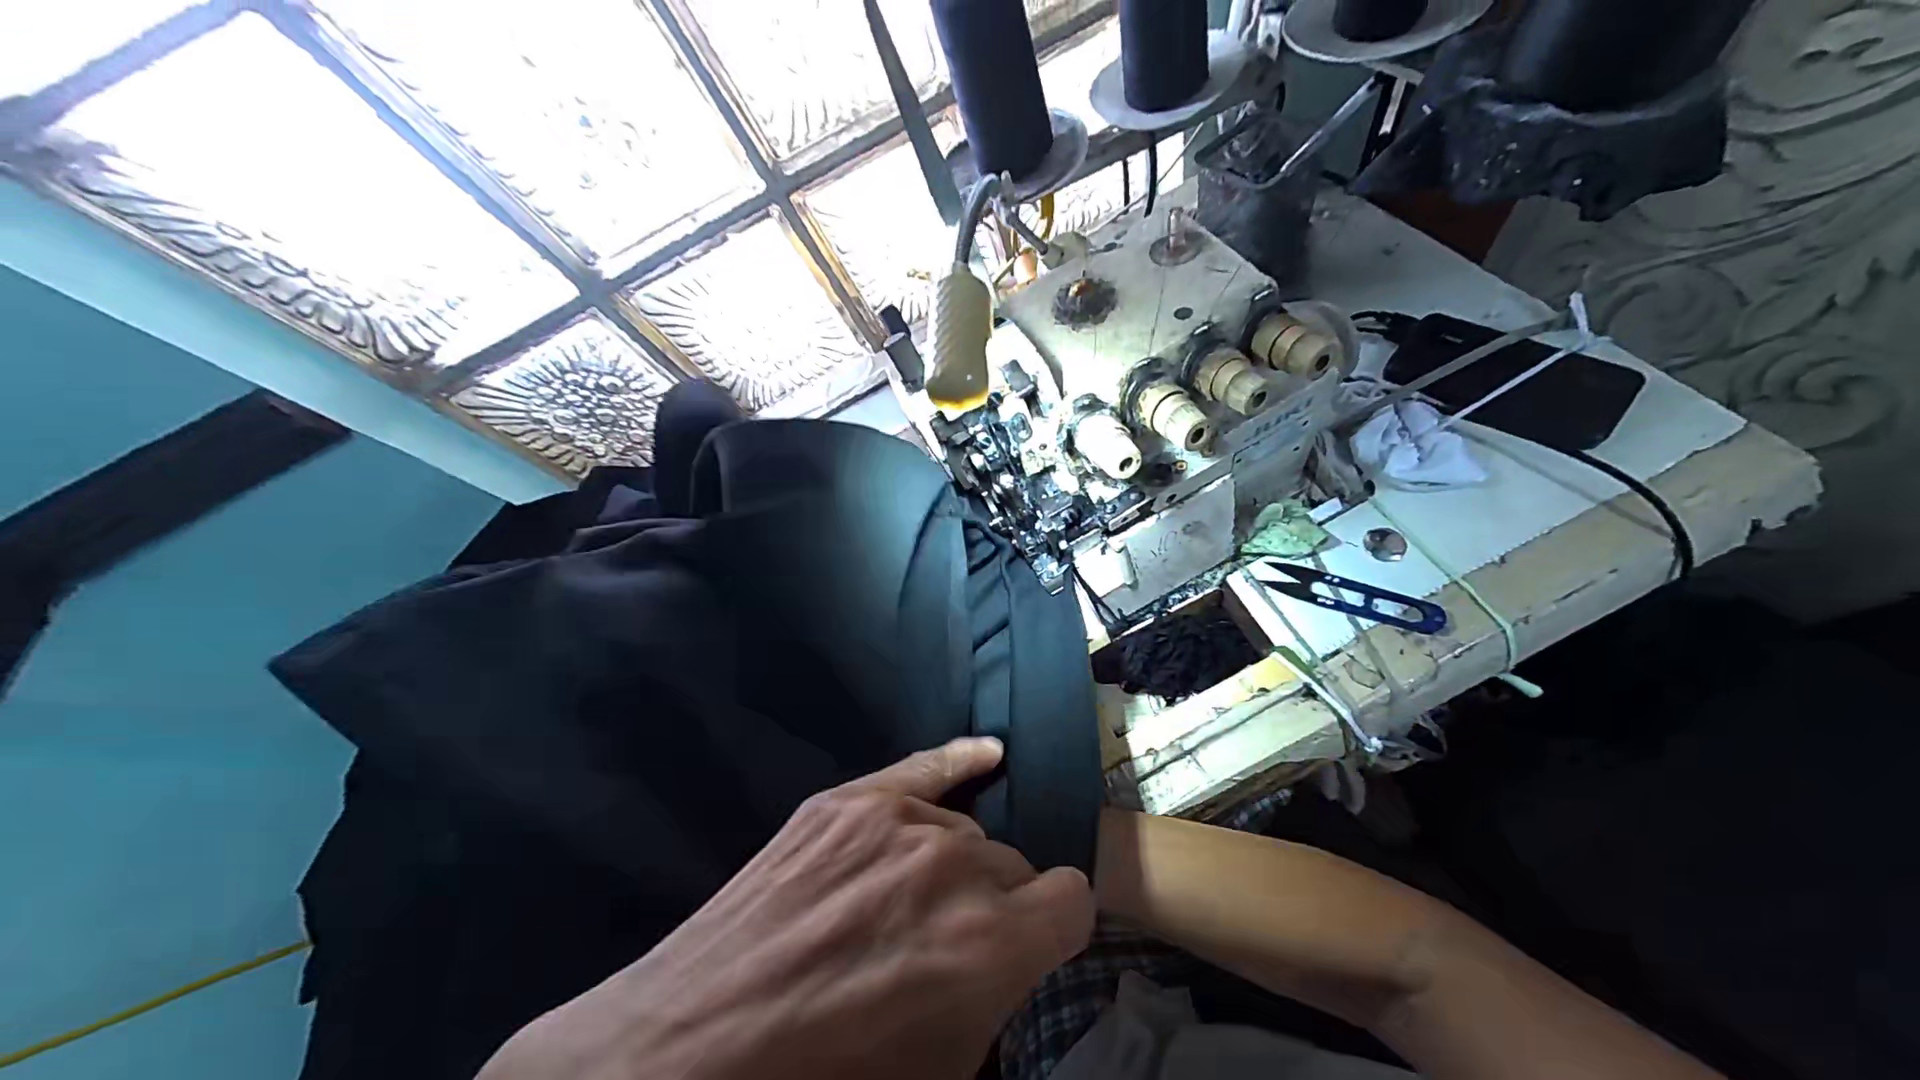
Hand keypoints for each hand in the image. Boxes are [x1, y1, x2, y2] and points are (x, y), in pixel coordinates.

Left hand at [477, 737, 1094, 1079]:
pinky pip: (925, 767)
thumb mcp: (944, 1071)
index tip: (1033, 943)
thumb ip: (999, 996)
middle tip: (944, 944)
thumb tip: (1013, 948)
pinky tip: (987, 755)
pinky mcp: (846, 800)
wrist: (692, 1053)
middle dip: (993, 905)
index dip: (1053, 928)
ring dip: (949, 868)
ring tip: (899, 906)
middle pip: (1011, 865)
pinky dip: (959, 763)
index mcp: (989, 946)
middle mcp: (953, 867)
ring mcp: (894, 822)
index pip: (1070, 901)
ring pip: (963, 832)